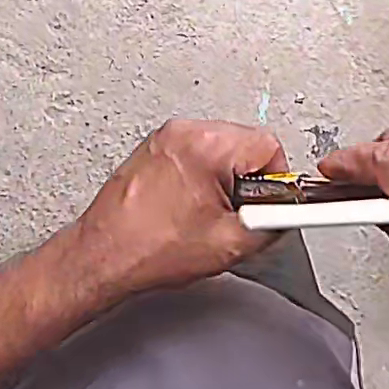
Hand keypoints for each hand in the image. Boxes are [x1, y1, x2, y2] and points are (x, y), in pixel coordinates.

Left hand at [67, 119, 286, 297]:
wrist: (103, 256)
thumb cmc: (149, 249)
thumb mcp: (231, 243)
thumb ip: (273, 222)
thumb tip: (286, 212)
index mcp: (205, 145)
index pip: (268, 145)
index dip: (275, 180)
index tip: (264, 203)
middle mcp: (182, 132)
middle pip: (243, 142)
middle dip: (247, 178)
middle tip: (232, 212)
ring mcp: (164, 137)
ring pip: (219, 146)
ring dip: (223, 176)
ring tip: (204, 211)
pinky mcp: (152, 148)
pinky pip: (193, 151)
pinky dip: (199, 174)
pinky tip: (186, 206)